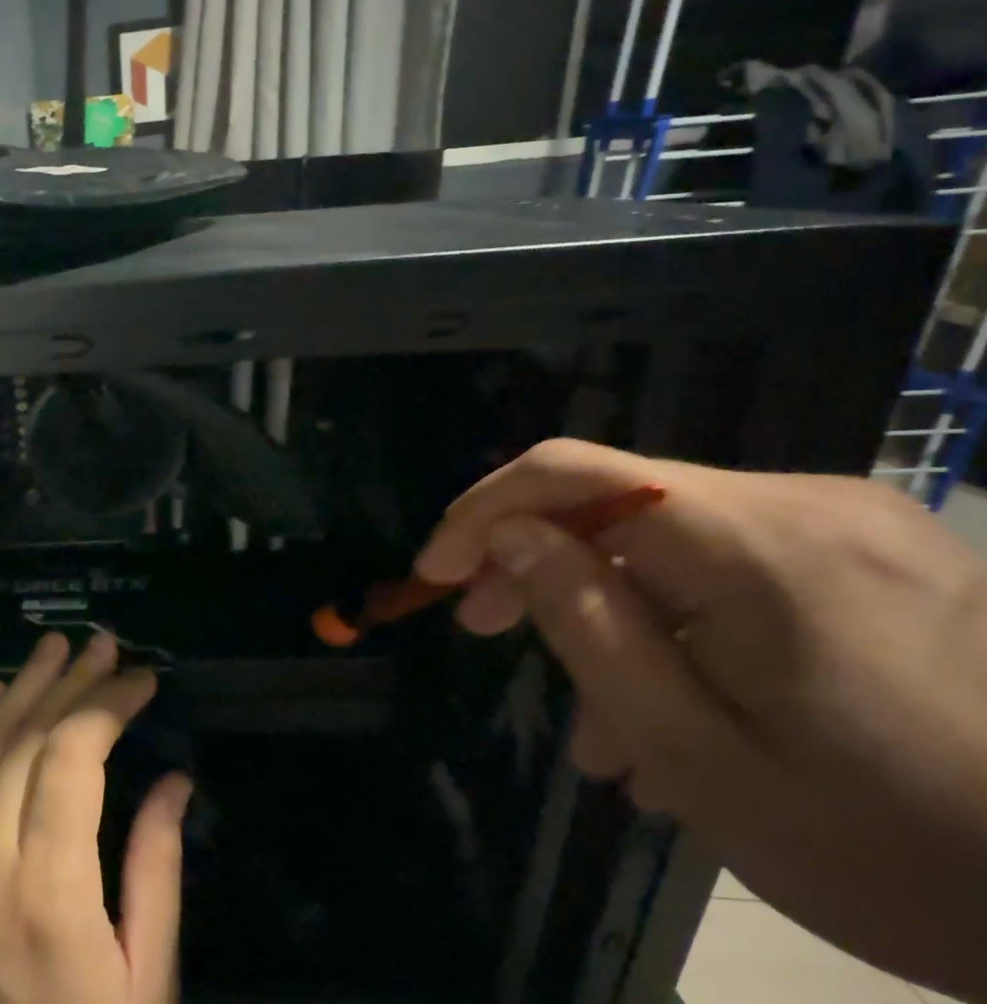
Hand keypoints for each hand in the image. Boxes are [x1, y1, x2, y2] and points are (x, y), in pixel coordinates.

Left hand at [0, 632, 192, 1003]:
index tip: (143, 678)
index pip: (73, 757)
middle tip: (102, 645)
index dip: (108, 703)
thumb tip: (173, 783)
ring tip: (48, 653)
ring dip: (15, 696)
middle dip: (67, 685)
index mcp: (48, 891)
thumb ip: (155, 872)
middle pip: (23, 743)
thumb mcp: (143, 980)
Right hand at [416, 439, 986, 999]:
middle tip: (483, 631)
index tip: (435, 574)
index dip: (483, 511)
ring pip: (674, 542)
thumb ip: (587, 625)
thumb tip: (509, 537)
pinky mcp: (884, 560)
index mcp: (764, 545)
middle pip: (622, 501)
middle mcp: (814, 506)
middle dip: (538, 563)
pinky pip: (738, 568)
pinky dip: (680, 623)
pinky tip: (678, 710)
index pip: (577, 473)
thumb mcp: (694, 752)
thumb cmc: (886, 848)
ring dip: (612, 614)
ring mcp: (859, 529)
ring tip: (601, 730)